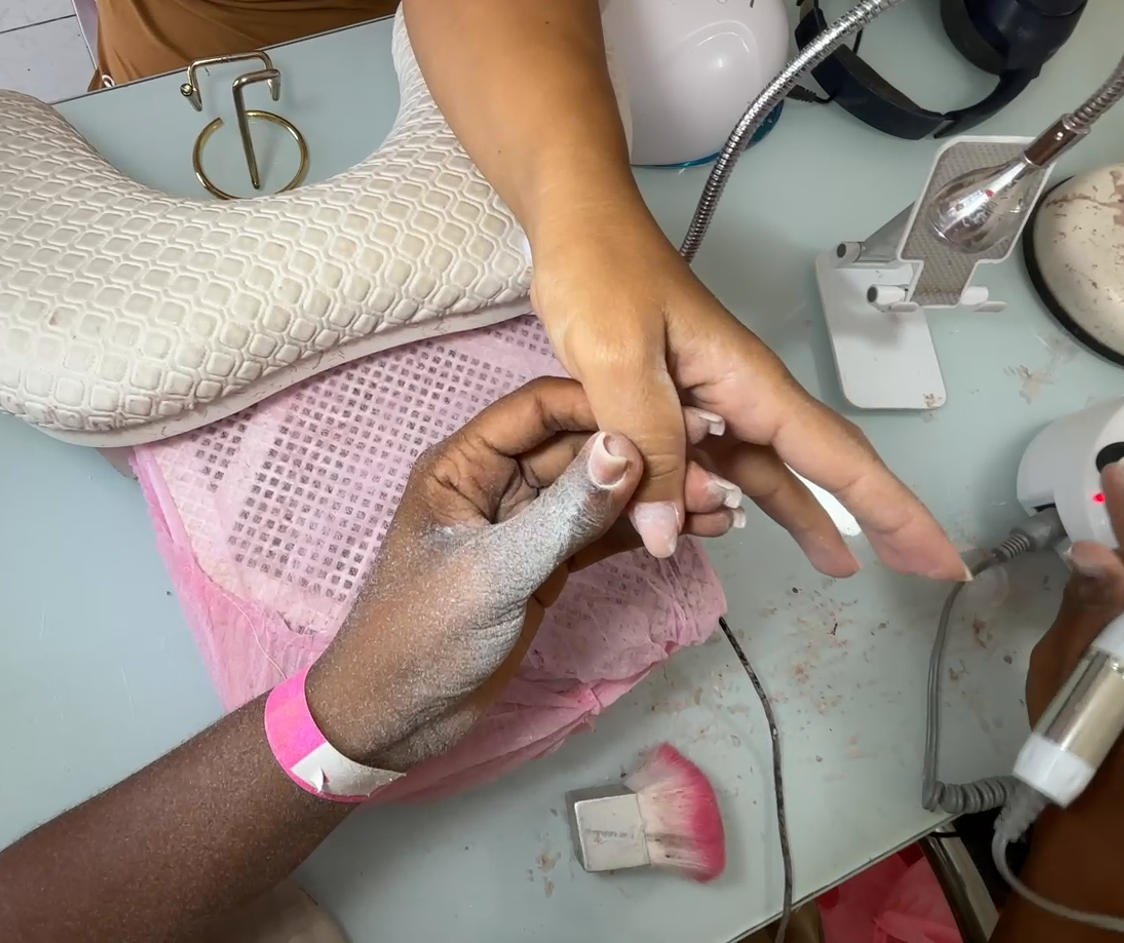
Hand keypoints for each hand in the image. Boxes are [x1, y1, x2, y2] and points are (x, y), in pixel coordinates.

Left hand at [305, 378, 731, 771]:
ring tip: (725, 504)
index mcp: (464, 464)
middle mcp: (495, 481)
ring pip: (595, 492)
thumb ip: (563, 513)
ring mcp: (522, 522)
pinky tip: (692, 529)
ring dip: (654, 495)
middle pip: (577, 449)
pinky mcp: (543, 561)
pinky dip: (640, 530)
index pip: (539, 410)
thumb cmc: (425, 637)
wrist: (398, 718)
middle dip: (643, 456)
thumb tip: (625, 445)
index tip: (676, 415)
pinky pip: (597, 533)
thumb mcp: (495, 572)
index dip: (605, 405)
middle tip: (720, 467)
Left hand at [528, 209, 962, 578]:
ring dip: (793, 514)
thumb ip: (647, 442)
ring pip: (757, 468)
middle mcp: (736, 394)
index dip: (891, 512)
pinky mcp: (668, 398)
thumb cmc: (600, 275)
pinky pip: (703, 459)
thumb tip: (669, 534)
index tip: (942, 563)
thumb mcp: (618, 358)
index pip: (836, 454)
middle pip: (813, 464)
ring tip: (835, 564)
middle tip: (913, 575)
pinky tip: (721, 520)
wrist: (574, 224)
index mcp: (745, 382)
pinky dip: (716, 495)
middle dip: (864, 517)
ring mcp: (703, 397)